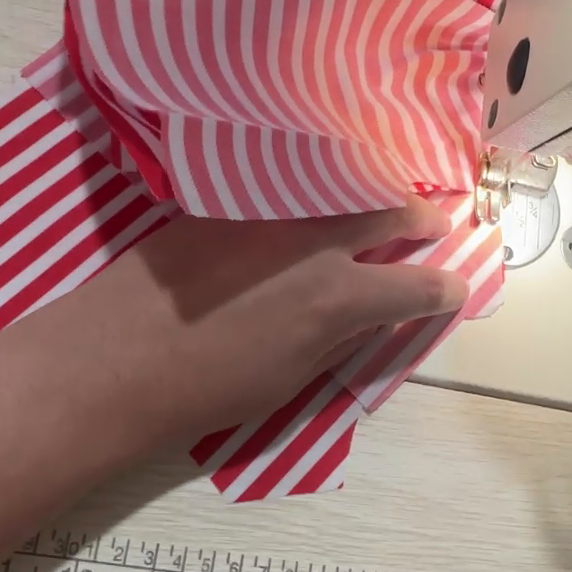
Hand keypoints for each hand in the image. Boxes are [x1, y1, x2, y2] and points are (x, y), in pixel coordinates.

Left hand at [22, 196, 469, 445]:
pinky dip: (318, 187)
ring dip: (374, 191)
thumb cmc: (207, 389)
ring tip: (385, 198)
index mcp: (338, 298)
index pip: (416, 286)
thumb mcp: (291, 378)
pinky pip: (289, 183)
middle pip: (390, 210)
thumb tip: (368, 313)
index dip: (445, 289)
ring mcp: (270, 212)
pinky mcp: (229, 200)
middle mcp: (315, 242)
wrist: (116, 359)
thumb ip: (338, 337)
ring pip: (341, 184)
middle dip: (424, 215)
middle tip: (435, 221)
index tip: (454, 289)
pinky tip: (317, 194)